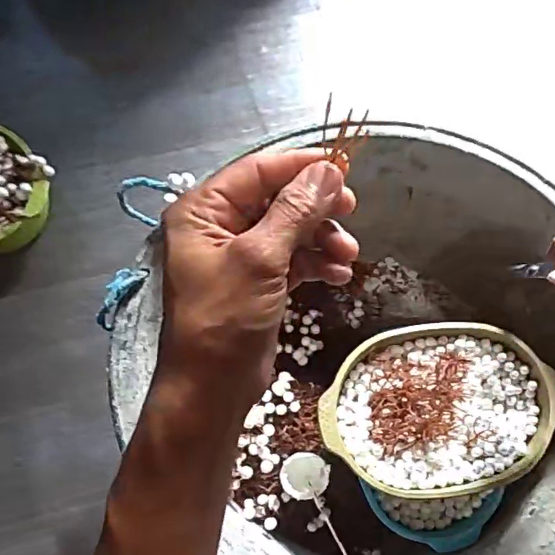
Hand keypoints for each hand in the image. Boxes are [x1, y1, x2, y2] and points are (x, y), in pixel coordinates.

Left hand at [159, 149, 359, 391]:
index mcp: (203, 211)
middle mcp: (218, 228)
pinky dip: (315, 264)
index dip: (299, 167)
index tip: (341, 168)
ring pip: (290, 232)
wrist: (212, 387)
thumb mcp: (260, 259)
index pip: (256, 172)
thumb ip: (294, 212)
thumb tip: (328, 173)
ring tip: (348, 255)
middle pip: (276, 200)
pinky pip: (292, 262)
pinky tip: (338, 275)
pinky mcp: (258, 285)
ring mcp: (240, 258)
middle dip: (315, 208)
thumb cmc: (225, 319)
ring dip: (321, 240)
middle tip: (351, 211)